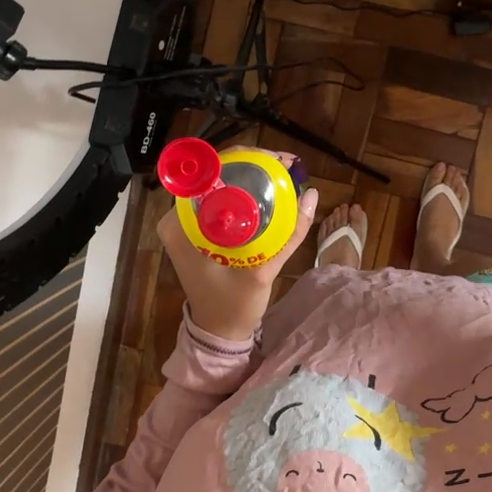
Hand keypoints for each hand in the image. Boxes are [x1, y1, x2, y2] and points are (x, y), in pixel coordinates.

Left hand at [156, 149, 319, 342]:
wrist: (219, 332)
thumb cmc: (233, 306)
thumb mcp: (262, 271)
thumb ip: (289, 234)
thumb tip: (313, 196)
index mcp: (181, 225)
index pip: (207, 174)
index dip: (241, 159)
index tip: (273, 160)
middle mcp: (179, 219)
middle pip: (215, 176)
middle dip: (252, 165)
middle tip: (286, 166)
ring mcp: (187, 224)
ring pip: (222, 185)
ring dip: (252, 177)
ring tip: (284, 174)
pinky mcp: (199, 231)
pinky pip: (223, 201)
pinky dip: (246, 193)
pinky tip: (271, 192)